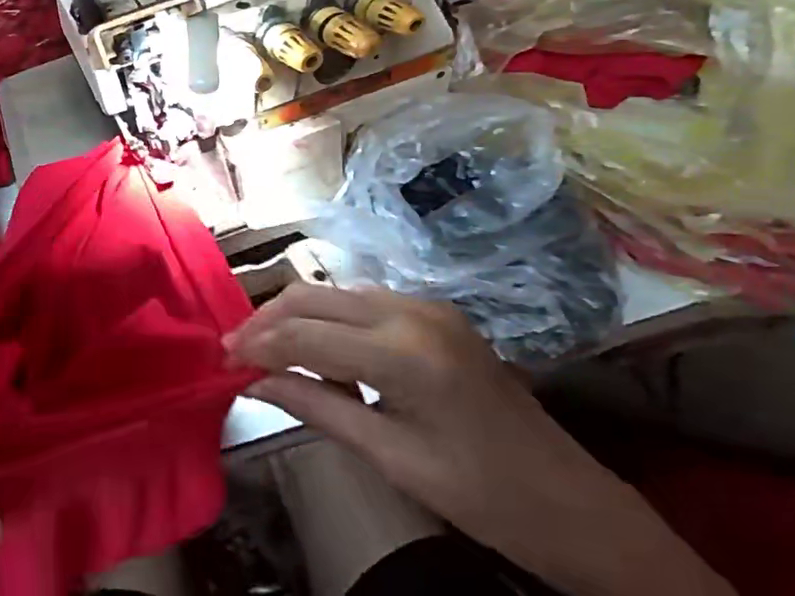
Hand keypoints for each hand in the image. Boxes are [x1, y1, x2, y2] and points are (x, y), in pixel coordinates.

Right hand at [228, 285, 733, 595]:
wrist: (572, 501)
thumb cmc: (483, 496)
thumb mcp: (393, 458)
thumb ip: (319, 408)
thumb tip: (255, 382)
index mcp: (405, 354)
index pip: (306, 334)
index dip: (258, 343)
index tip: (222, 359)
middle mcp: (412, 312)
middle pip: (316, 296)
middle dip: (269, 319)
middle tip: (235, 350)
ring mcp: (427, 307)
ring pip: (337, 293)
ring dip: (297, 317)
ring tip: (266, 352)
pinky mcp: (435, 314)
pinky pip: (364, 303)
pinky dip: (330, 321)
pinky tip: (318, 351)